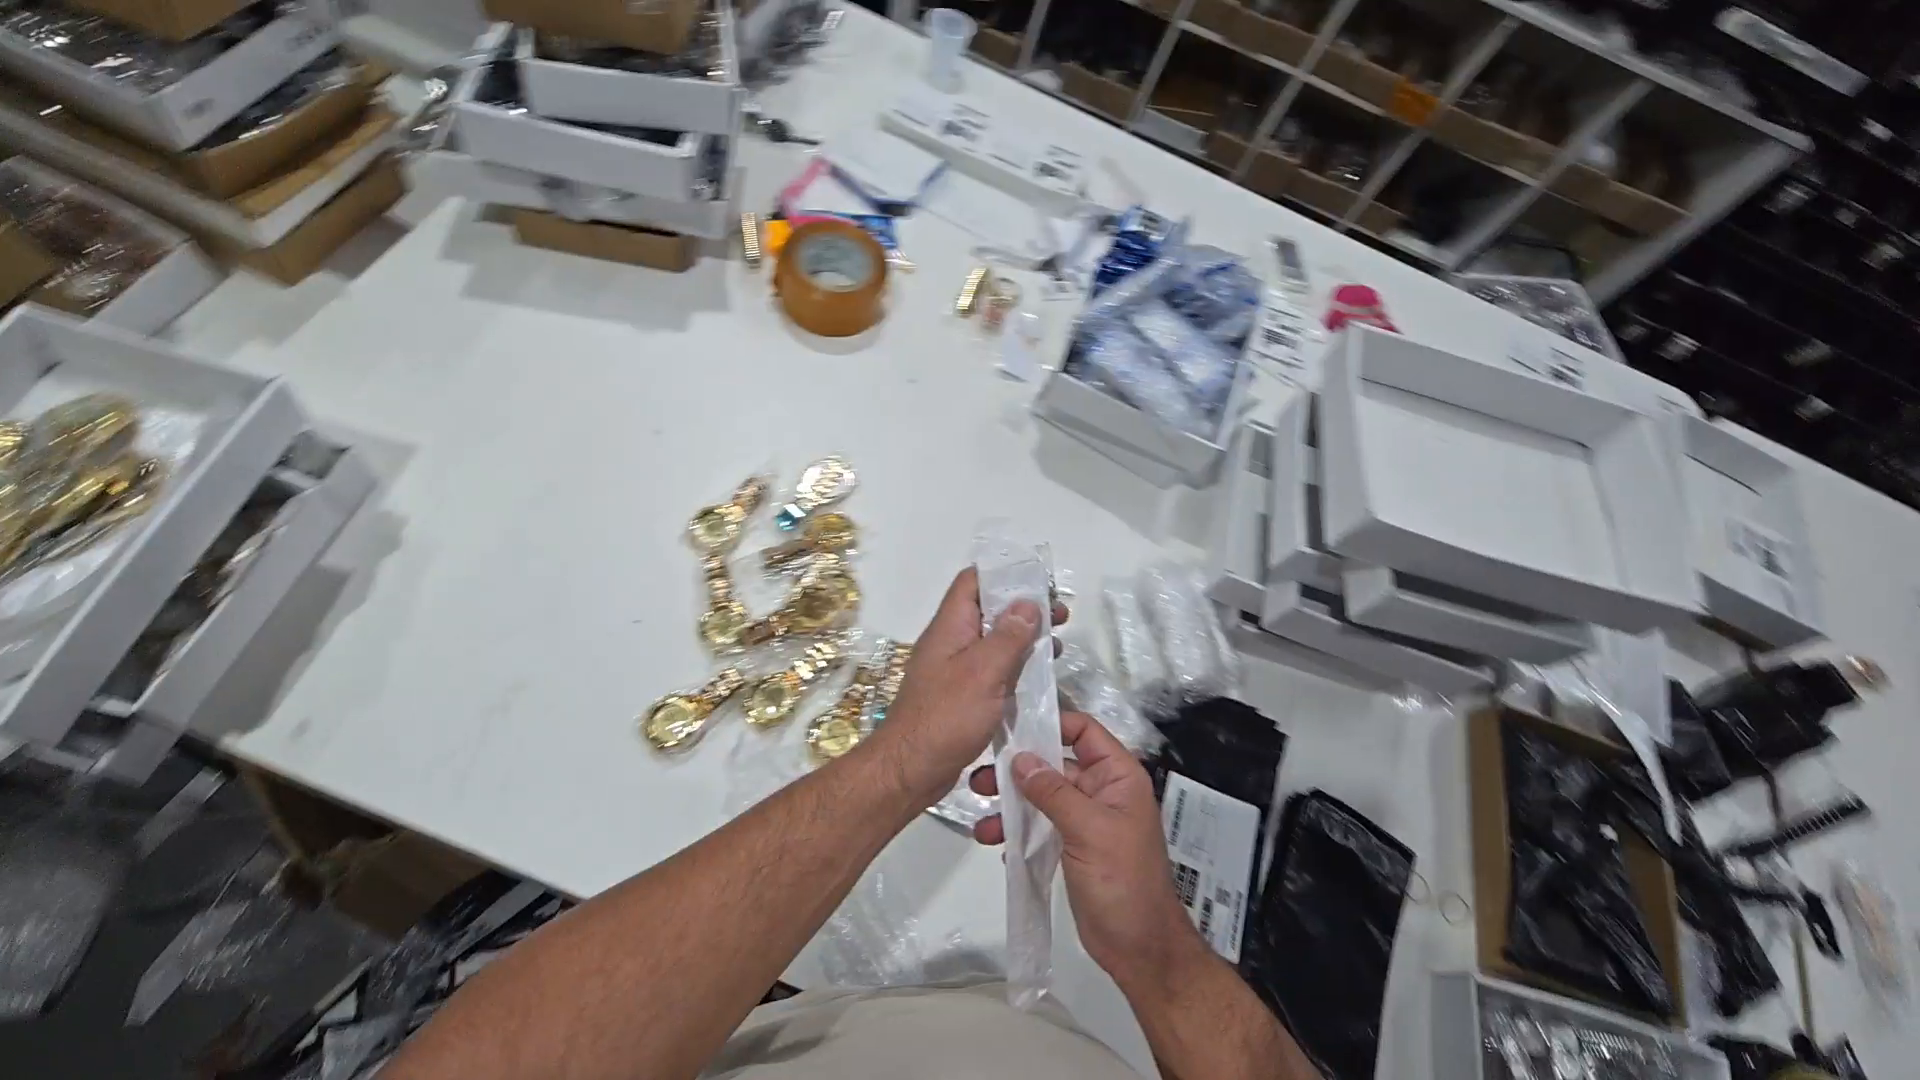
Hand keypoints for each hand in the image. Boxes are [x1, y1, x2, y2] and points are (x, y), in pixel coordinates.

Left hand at [866, 567, 1064, 808]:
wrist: (910, 770)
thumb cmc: (946, 717)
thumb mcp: (983, 672)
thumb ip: (1008, 637)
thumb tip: (1028, 603)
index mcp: (951, 626)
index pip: (973, 581)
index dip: (1005, 575)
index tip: (1041, 584)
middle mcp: (951, 642)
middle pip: (989, 610)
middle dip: (1024, 610)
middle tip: (1060, 618)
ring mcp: (955, 670)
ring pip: (993, 643)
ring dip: (1024, 641)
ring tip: (1056, 648)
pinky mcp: (963, 696)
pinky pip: (993, 672)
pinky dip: (1016, 669)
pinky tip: (1038, 681)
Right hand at [970, 710, 1201, 988]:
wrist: (1139, 948)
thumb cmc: (1123, 881)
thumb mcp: (1089, 830)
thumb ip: (1054, 792)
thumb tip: (1019, 759)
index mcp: (1117, 777)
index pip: (1083, 731)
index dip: (1051, 724)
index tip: (1010, 727)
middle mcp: (1101, 791)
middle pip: (1054, 764)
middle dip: (1017, 770)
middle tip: (979, 780)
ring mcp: (1085, 820)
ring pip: (1042, 797)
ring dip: (1011, 805)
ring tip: (979, 820)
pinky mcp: (1071, 846)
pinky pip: (1040, 826)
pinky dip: (1017, 831)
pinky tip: (995, 844)